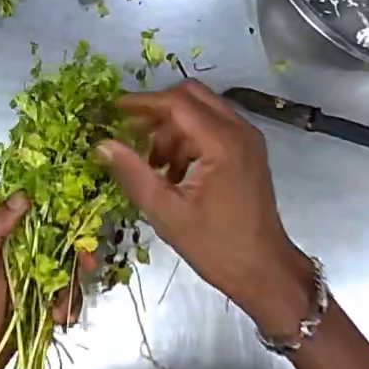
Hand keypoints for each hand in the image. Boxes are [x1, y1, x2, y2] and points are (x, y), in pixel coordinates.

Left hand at [0, 194, 88, 368]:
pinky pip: (63, 296)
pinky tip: (60, 320)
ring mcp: (29, 281)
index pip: (35, 212)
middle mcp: (18, 255)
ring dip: (71, 286)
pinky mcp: (38, 306)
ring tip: (61, 310)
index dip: (61, 213)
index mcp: (1, 239)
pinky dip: (68, 306)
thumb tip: (24, 194)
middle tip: (87, 265)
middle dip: (76, 252)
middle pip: (58, 240)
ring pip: (64, 269)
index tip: (80, 223)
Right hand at [95, 80, 316, 338]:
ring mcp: (248, 136)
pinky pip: (213, 124)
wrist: (266, 272)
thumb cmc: (217, 247)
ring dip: (173, 127)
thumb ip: (134, 173)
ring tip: (152, 162)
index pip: (177, 102)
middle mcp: (239, 128)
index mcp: (222, 142)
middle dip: (159, 111)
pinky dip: (190, 136)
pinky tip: (174, 170)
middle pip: (191, 96)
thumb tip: (103, 144)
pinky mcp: (249, 147)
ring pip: (202, 108)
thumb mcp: (167, 213)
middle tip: (132, 133)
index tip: (114, 111)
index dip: (143, 103)